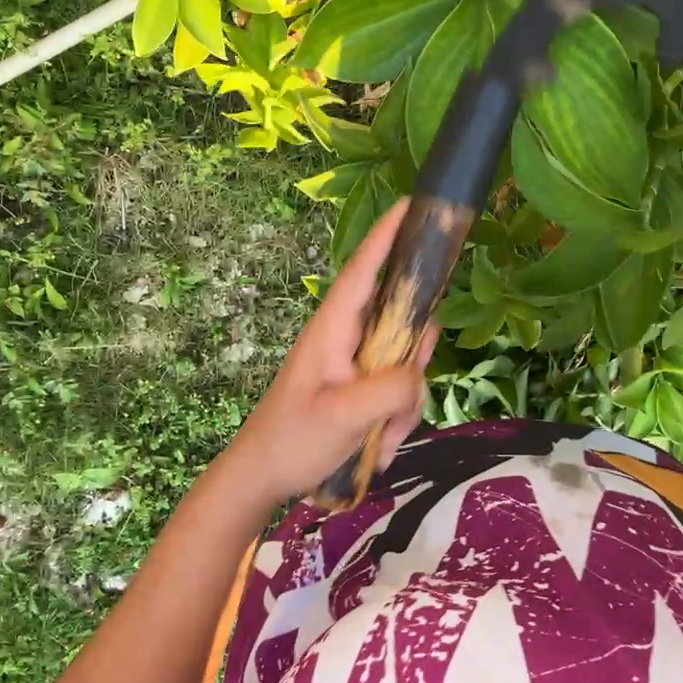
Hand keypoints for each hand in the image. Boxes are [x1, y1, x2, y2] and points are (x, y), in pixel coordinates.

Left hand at [215, 200, 434, 509]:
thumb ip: (389, 389)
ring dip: (405, 402)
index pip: (364, 269)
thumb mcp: (342, 417)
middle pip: (403, 321)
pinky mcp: (365, 386)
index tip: (413, 204)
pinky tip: (378, 446)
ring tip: (380, 437)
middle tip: (397, 406)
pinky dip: (398, 417)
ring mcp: (358, 363)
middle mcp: (349, 337)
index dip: (387, 235)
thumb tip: (418, 373)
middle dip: (413, 363)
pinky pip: (401, 389)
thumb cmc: (292, 440)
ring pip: (408, 361)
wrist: (264, 478)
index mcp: (333, 328)